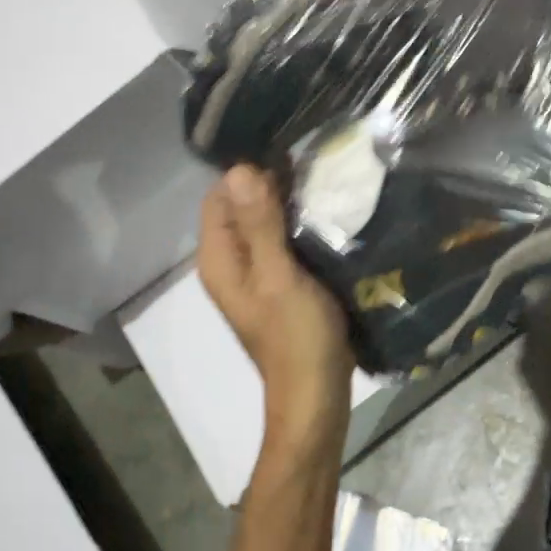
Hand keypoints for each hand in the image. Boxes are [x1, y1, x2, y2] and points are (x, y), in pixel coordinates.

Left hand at [197, 166, 353, 432]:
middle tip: (316, 169)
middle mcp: (231, 265)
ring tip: (328, 189)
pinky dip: (302, 233)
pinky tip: (331, 223)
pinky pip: (286, 248)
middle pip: (244, 210)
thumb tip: (238, 169)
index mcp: (219, 260)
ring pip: (268, 228)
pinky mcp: (283, 288)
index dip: (250, 174)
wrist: (317, 394)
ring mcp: (258, 278)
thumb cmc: (297, 337)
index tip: (291, 157)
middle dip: (274, 188)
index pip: (220, 196)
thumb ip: (260, 225)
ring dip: (291, 210)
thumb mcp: (279, 276)